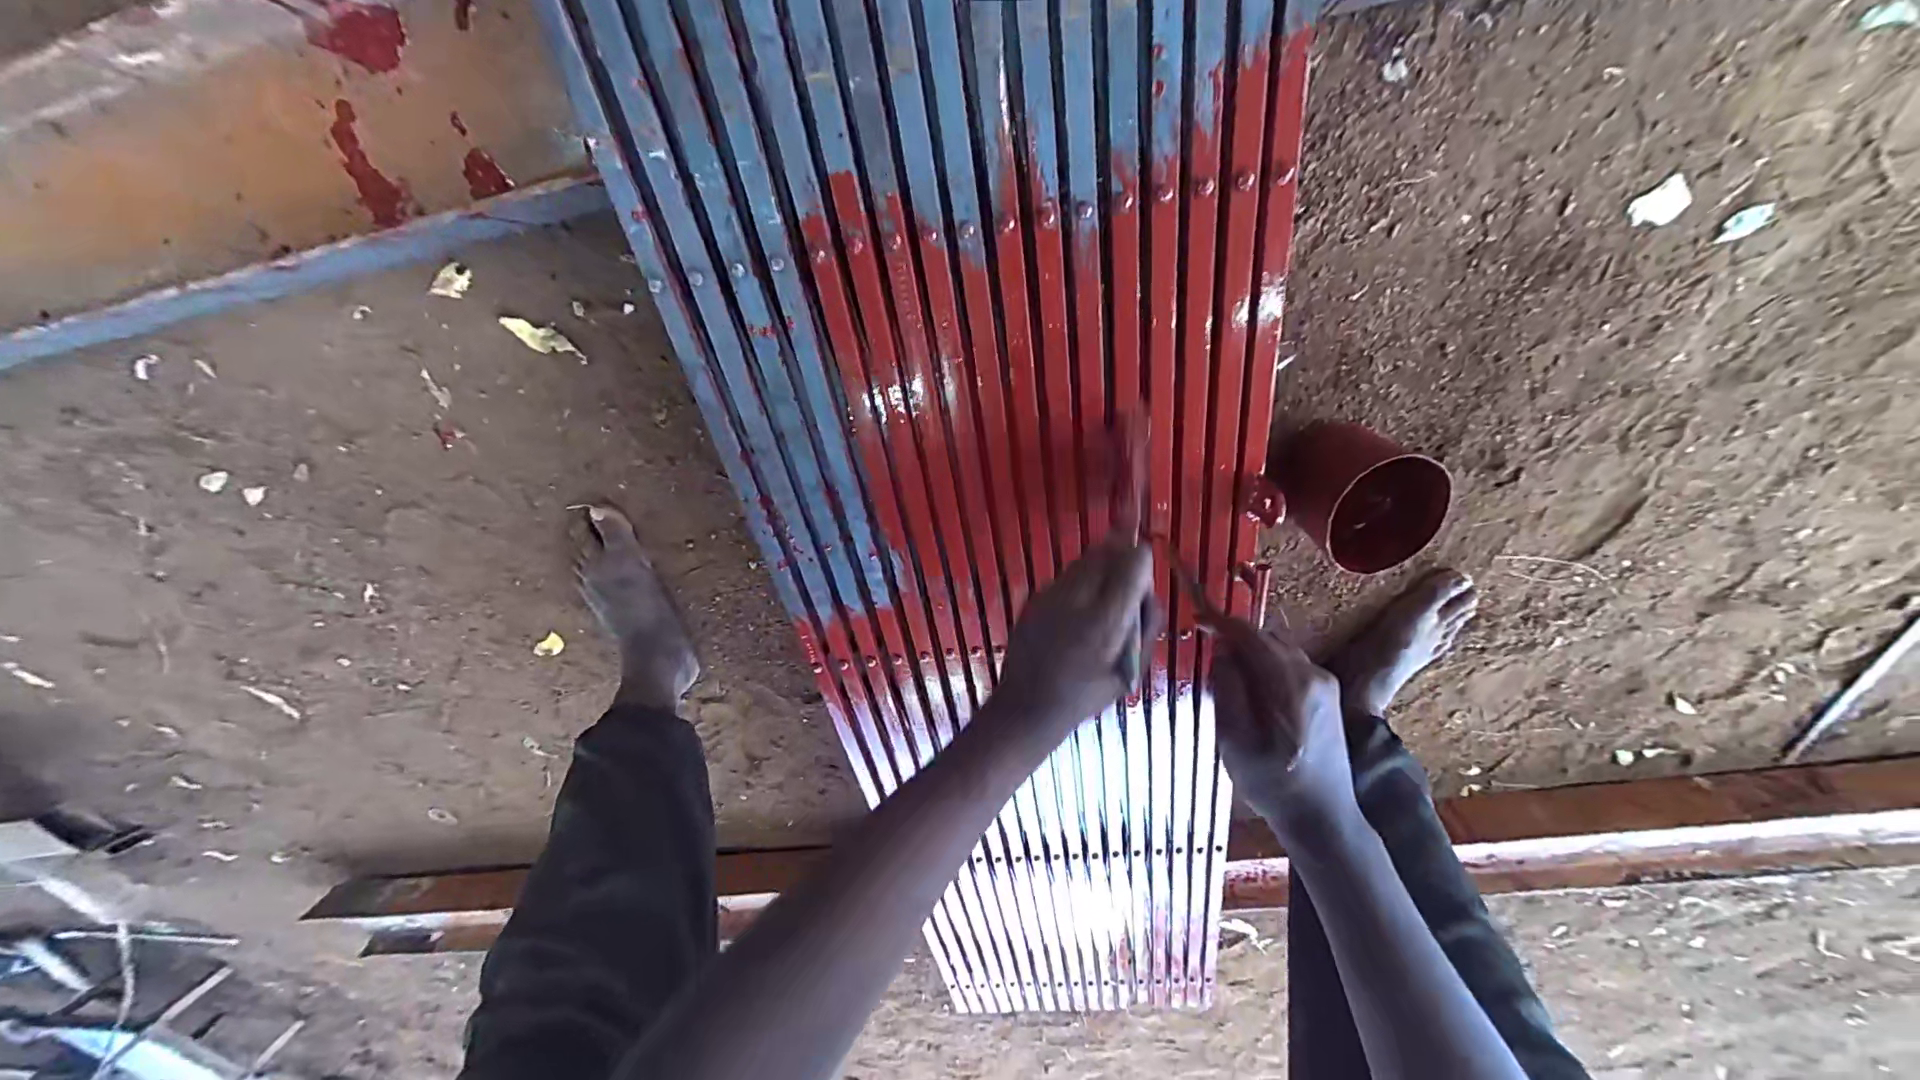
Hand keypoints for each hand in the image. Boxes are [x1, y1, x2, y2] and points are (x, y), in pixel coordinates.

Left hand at [991, 536, 1161, 737]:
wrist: (1029, 703)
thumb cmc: (1087, 693)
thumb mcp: (1131, 669)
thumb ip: (1146, 625)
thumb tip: (1149, 589)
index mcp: (1106, 622)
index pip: (1132, 564)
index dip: (1142, 559)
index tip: (1143, 572)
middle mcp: (1077, 600)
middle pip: (1106, 553)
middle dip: (1120, 559)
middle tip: (1125, 583)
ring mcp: (1050, 595)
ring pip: (1083, 561)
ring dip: (1098, 569)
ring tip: (1101, 598)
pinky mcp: (1034, 597)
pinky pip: (1065, 576)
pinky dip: (1077, 583)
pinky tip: (1075, 610)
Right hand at [1208, 618, 1355, 833]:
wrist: (1324, 818)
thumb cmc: (1272, 782)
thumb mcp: (1234, 737)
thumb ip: (1227, 687)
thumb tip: (1222, 651)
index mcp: (1291, 683)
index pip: (1250, 635)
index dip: (1220, 623)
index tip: (1195, 621)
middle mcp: (1314, 675)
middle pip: (1267, 639)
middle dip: (1235, 638)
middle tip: (1205, 650)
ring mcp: (1326, 685)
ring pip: (1279, 650)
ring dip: (1251, 652)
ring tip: (1225, 671)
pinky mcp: (1328, 697)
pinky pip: (1290, 666)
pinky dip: (1266, 665)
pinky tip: (1252, 688)